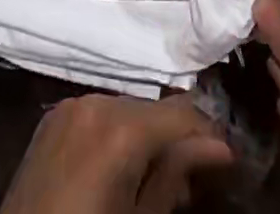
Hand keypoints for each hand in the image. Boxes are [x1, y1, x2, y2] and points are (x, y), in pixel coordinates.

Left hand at [2, 93, 234, 213]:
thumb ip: (176, 176)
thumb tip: (220, 147)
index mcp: (120, 127)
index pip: (182, 113)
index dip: (208, 135)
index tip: (226, 158)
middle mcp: (97, 101)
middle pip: (154, 110)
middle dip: (176, 138)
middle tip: (192, 178)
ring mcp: (71, 105)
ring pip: (128, 109)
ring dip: (146, 134)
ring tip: (156, 173)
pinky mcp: (53, 116)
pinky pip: (100, 113)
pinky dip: (116, 132)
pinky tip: (120, 163)